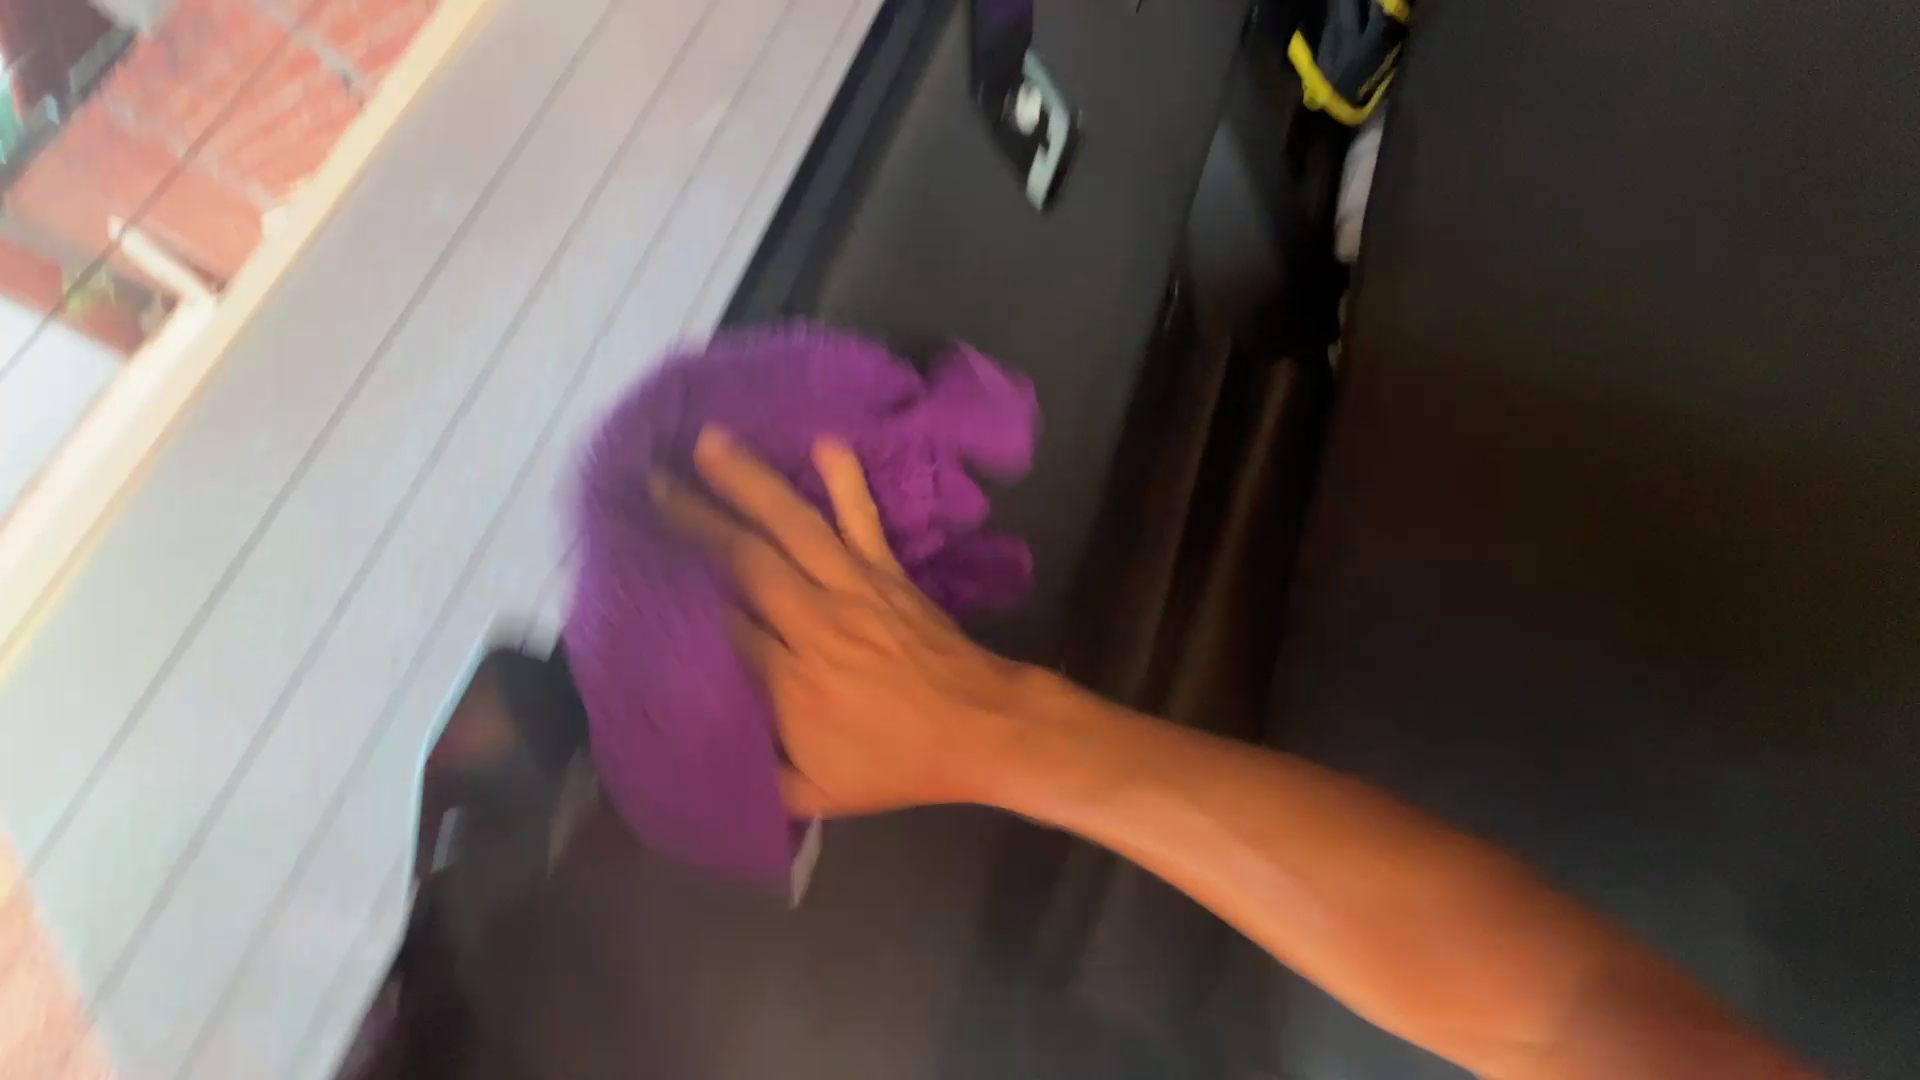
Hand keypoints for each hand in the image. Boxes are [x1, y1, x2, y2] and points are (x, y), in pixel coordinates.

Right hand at [653, 427, 1034, 816]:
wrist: (981, 727)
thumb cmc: (897, 763)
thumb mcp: (814, 795)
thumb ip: (753, 773)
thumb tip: (697, 743)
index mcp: (790, 685)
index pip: (718, 626)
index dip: (674, 593)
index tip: (637, 559)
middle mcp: (816, 624)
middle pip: (744, 562)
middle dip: (692, 520)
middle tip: (649, 485)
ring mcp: (857, 589)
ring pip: (794, 528)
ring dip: (750, 482)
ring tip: (709, 442)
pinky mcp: (889, 573)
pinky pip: (864, 519)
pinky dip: (845, 481)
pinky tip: (824, 441)